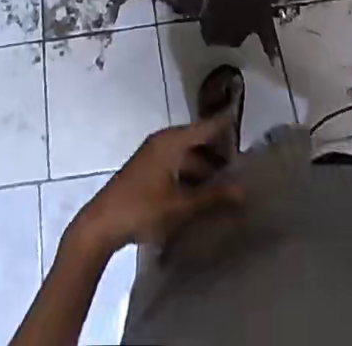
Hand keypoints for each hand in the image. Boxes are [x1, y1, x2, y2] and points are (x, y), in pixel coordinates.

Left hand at [66, 115, 242, 256]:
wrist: (101, 224)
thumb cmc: (143, 209)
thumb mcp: (182, 206)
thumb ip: (214, 197)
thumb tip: (244, 190)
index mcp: (173, 141)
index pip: (208, 126)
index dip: (228, 128)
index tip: (250, 133)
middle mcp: (164, 141)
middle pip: (198, 141)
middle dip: (219, 155)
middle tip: (244, 170)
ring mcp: (154, 155)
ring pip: (187, 155)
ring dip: (205, 169)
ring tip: (227, 186)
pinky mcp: (148, 170)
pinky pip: (177, 165)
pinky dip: (191, 175)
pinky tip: (202, 194)